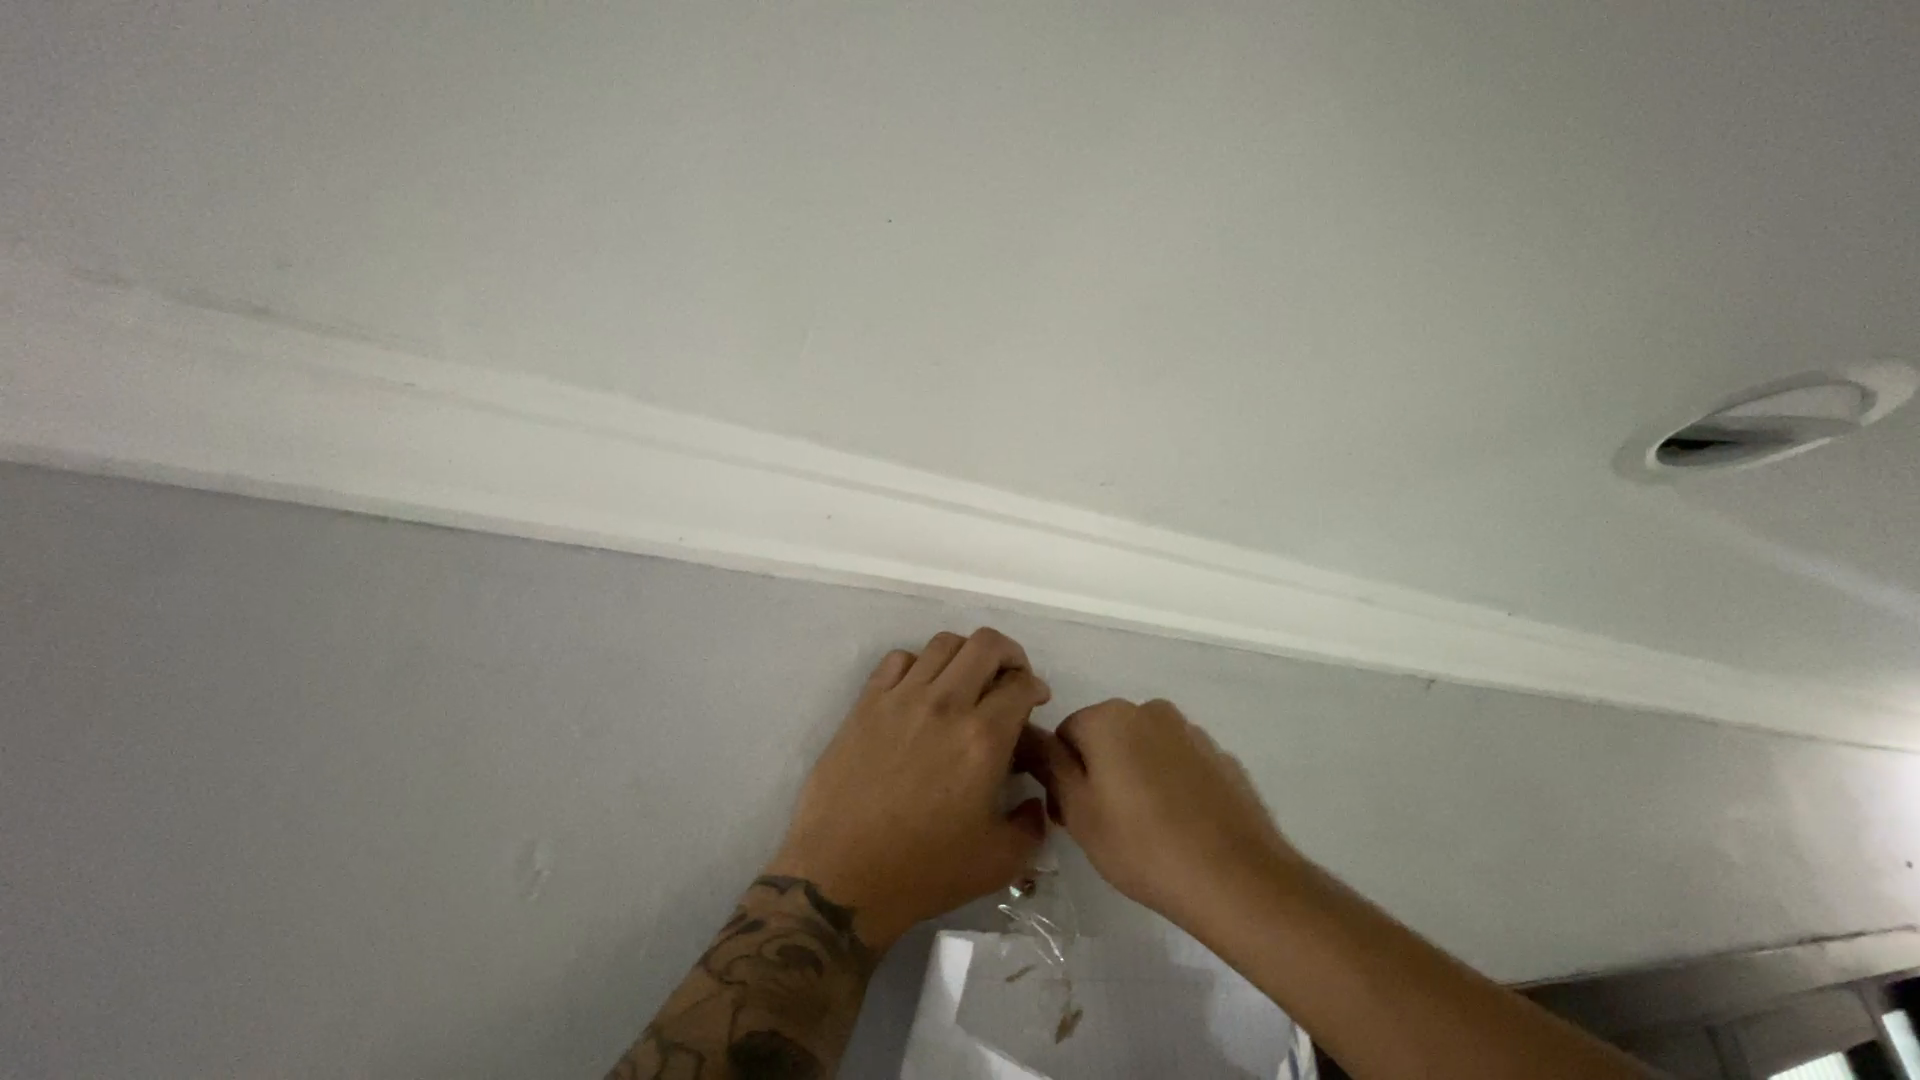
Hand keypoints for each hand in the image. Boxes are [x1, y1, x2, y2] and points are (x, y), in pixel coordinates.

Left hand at [766, 628, 1051, 948]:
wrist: (842, 875)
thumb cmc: (924, 871)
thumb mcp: (999, 862)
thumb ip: (1031, 825)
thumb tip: (1033, 800)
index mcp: (983, 738)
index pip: (1020, 684)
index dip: (1035, 687)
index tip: (1034, 701)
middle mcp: (945, 705)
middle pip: (985, 645)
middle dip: (1009, 654)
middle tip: (1008, 680)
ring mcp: (900, 699)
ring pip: (942, 644)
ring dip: (965, 655)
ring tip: (966, 681)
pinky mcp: (865, 704)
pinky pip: (898, 659)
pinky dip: (918, 664)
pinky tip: (920, 691)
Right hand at [1021, 699, 1296, 926]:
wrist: (1236, 878)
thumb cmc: (1142, 845)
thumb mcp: (1078, 810)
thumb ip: (1048, 764)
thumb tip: (1028, 732)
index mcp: (1110, 717)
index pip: (1064, 734)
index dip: (1059, 776)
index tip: (1069, 816)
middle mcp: (1151, 711)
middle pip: (1105, 737)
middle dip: (1096, 773)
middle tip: (1101, 827)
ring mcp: (1191, 733)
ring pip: (1143, 750)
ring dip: (1133, 778)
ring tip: (1142, 831)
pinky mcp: (1221, 758)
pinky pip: (1178, 765)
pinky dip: (1169, 786)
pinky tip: (1177, 827)